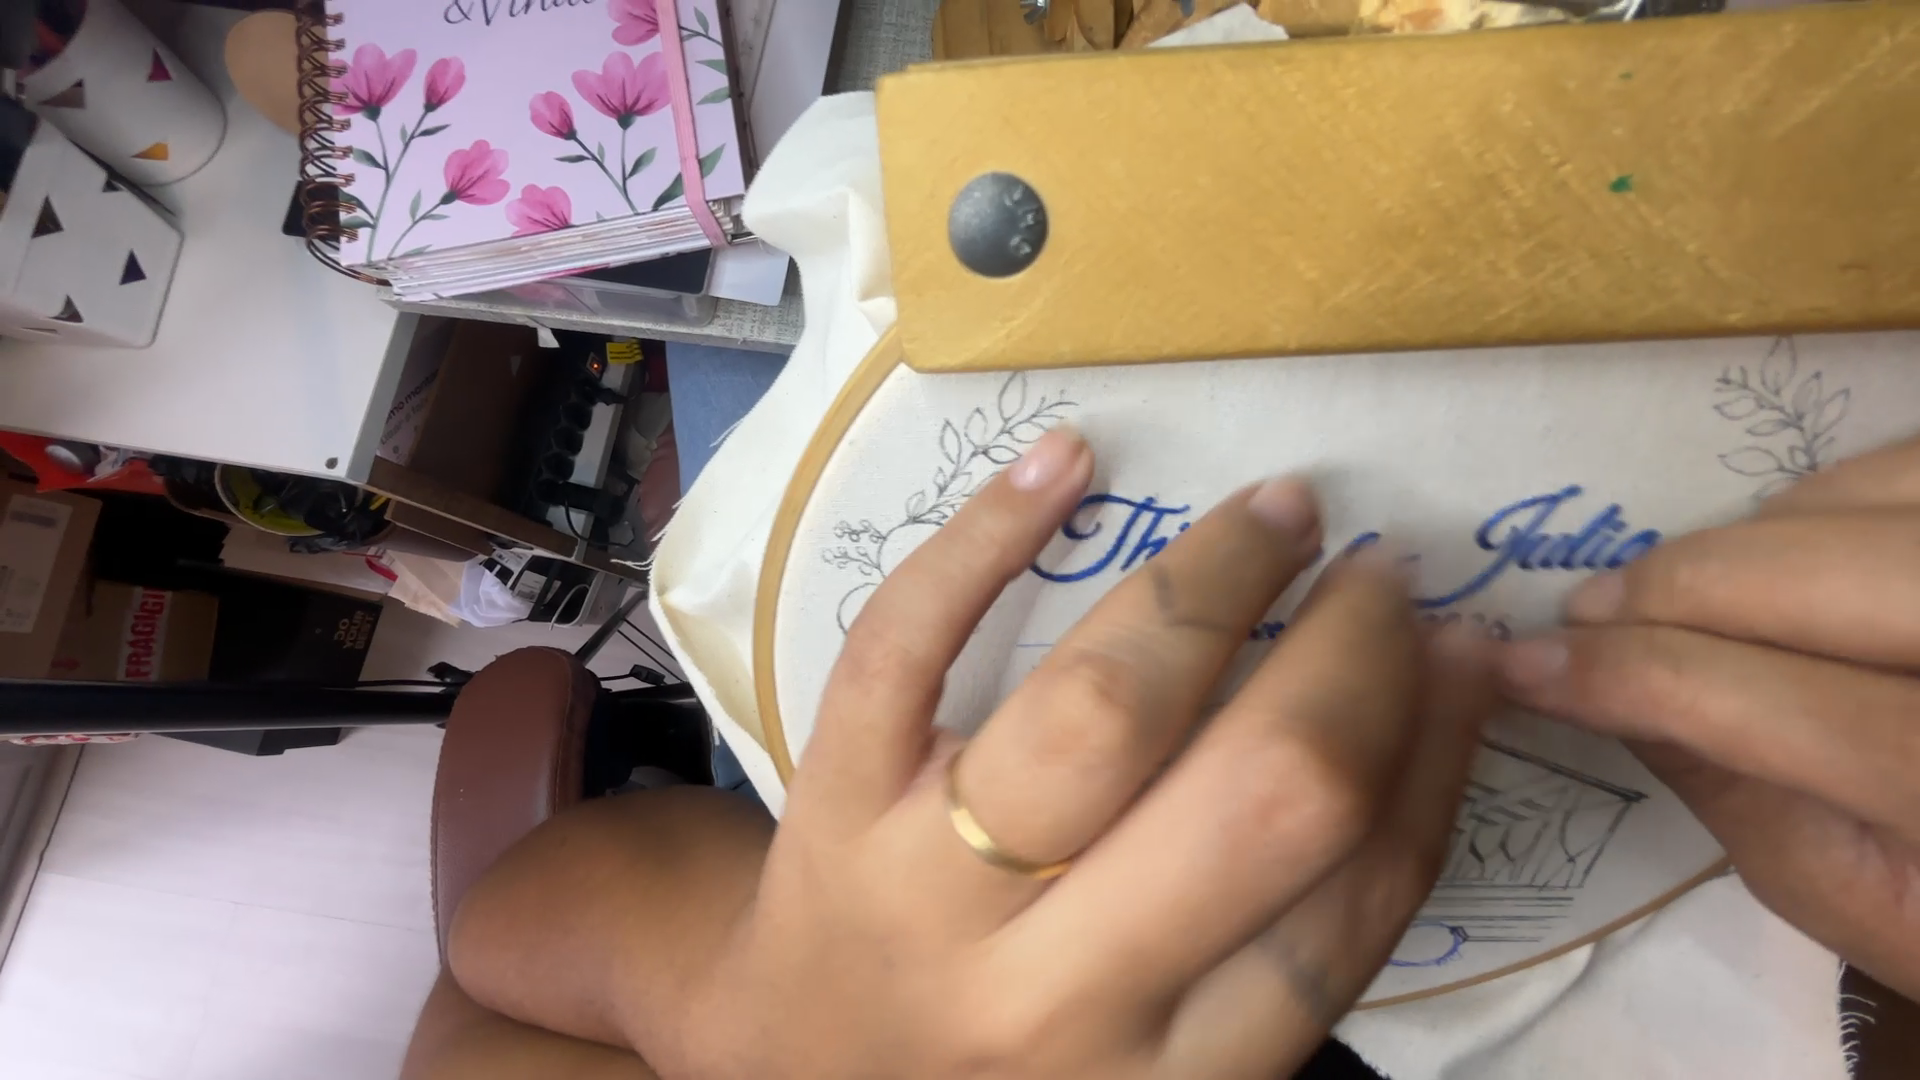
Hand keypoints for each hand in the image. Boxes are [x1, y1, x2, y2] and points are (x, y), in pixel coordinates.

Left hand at [668, 429, 1494, 1079]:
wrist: (806, 1052)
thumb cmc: (1003, 1037)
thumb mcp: (1160, 1036)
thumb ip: (1279, 920)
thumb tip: (1413, 715)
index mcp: (1169, 1070)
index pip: (1349, 902)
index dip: (1424, 749)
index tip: (1448, 645)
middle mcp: (1054, 990)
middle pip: (1251, 793)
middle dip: (1342, 651)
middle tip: (1370, 566)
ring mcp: (925, 880)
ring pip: (1096, 707)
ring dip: (1209, 581)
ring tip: (1271, 513)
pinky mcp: (835, 793)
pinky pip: (907, 642)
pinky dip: (986, 537)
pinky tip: (1063, 462)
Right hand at [1499, 433, 1919, 1000]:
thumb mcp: (1849, 893)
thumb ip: (1718, 789)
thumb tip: (1585, 682)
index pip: (1726, 696)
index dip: (1602, 671)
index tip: (1515, 665)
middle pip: (1778, 577)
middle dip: (1652, 595)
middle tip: (1588, 622)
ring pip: (1835, 501)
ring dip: (1729, 550)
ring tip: (1703, 602)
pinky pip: (1898, 464)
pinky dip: (1815, 503)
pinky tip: (1804, 565)